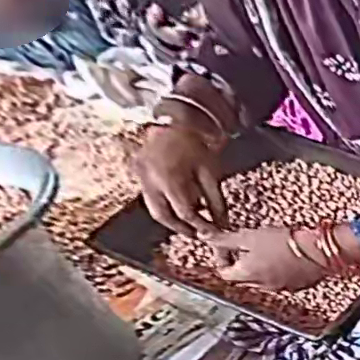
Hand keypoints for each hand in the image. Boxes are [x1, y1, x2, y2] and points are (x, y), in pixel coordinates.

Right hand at [133, 121, 226, 235]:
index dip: (201, 227)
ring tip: (193, 223)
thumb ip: (216, 203)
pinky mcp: (137, 172)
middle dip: (181, 228)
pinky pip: (151, 197)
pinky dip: (167, 206)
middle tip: (200, 235)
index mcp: (169, 178)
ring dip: (173, 219)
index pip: (184, 213)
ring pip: (153, 208)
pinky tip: (184, 206)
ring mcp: (139, 175)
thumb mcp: (212, 176)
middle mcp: (149, 178)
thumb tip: (223, 225)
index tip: (214, 234)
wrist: (176, 124)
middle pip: (162, 215)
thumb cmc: (197, 148)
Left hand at [207, 228, 326, 290]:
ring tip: (267, 252)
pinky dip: (278, 273)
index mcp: (247, 274)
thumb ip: (224, 239)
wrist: (319, 250)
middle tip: (245, 249)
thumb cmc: (285, 242)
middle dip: (240, 266)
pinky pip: (282, 282)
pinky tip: (284, 259)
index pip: (224, 273)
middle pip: (242, 279)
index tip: (226, 248)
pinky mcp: (299, 286)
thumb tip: (205, 237)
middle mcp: (263, 285)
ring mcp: (282, 288)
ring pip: (262, 281)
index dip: (222, 259)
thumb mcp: (248, 235)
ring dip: (260, 270)